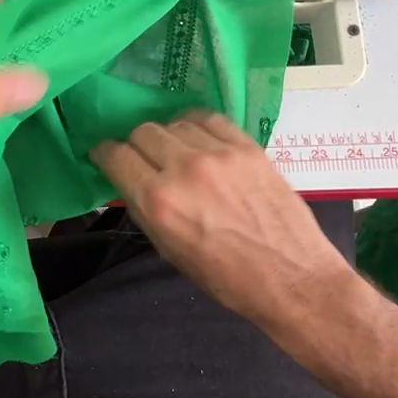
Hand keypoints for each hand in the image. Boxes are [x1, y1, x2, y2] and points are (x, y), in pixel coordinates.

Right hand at [91, 112, 359, 328]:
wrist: (292, 277)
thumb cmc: (226, 278)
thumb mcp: (170, 253)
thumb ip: (144, 210)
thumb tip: (128, 182)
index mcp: (158, 202)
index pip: (115, 155)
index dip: (104, 154)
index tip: (106, 157)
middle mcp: (183, 169)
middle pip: (142, 132)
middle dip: (136, 145)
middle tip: (145, 160)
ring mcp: (218, 154)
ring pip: (175, 122)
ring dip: (168, 136)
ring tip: (178, 154)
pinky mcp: (247, 146)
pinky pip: (209, 119)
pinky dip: (196, 126)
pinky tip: (201, 141)